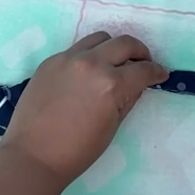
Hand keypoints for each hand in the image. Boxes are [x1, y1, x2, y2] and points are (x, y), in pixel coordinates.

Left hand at [0, 31, 167, 185]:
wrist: (33, 156)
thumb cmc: (77, 151)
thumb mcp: (112, 127)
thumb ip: (128, 99)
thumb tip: (138, 84)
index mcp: (111, 84)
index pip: (143, 70)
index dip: (156, 71)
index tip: (161, 73)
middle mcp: (92, 64)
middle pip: (124, 43)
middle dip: (140, 52)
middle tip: (143, 62)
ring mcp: (68, 58)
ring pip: (100, 38)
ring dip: (113, 47)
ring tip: (114, 62)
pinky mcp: (51, 60)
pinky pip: (77, 49)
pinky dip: (89, 56)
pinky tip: (86, 73)